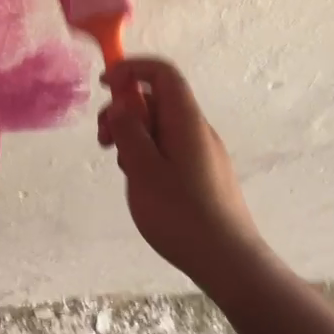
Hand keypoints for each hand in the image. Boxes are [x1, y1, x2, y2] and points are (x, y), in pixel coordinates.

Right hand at [98, 57, 263, 285]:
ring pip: (162, 128)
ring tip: (123, 169)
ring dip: (135, 137)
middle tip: (104, 141)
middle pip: (159, 101)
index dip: (131, 70)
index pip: (162, 73)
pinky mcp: (205, 176)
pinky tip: (142, 185)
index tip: (104, 86)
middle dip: (125, 111)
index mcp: (186, 121)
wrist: (230, 263)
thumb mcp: (143, 170)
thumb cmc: (181, 214)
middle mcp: (199, 131)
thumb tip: (122, 106)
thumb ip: (129, 132)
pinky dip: (149, 155)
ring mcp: (204, 154)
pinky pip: (171, 149)